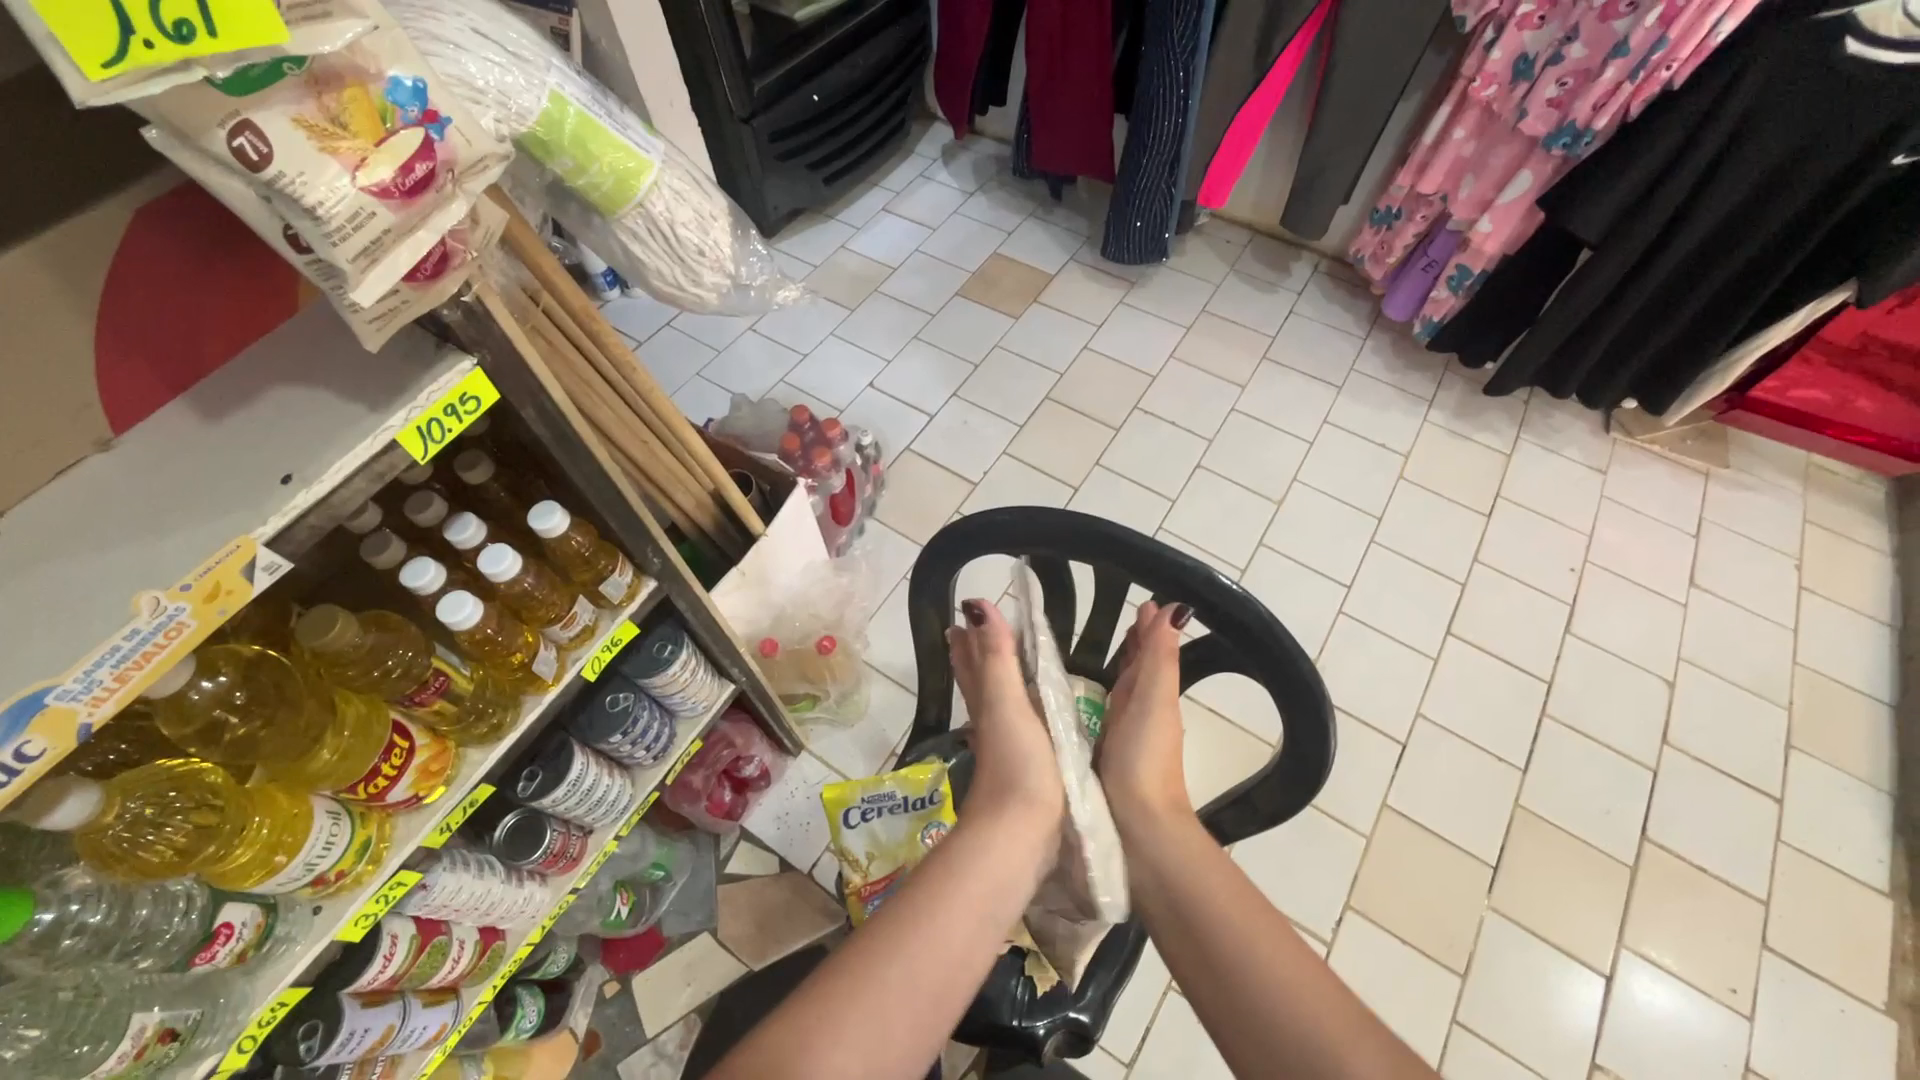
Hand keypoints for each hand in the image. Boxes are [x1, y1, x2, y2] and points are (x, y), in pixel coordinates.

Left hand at [949, 599, 1064, 833]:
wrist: (1021, 834)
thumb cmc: (1016, 764)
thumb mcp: (1006, 703)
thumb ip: (997, 658)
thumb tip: (976, 605)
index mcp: (987, 705)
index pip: (973, 666)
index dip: (966, 644)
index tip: (956, 622)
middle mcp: (991, 725)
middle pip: (978, 686)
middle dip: (972, 662)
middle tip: (962, 637)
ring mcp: (1008, 752)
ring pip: (996, 709)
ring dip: (996, 688)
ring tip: (1002, 673)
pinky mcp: (1029, 775)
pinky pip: (1023, 734)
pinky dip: (1023, 719)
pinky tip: (1031, 726)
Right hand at [1096, 602, 1193, 828]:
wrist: (1139, 826)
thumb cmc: (1145, 759)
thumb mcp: (1154, 700)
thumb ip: (1159, 658)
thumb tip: (1176, 608)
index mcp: (1154, 695)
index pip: (1152, 652)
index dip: (1148, 628)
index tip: (1142, 601)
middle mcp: (1142, 711)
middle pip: (1139, 669)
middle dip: (1134, 644)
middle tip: (1122, 617)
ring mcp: (1124, 734)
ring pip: (1122, 690)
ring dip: (1116, 667)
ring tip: (1099, 648)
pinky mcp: (1103, 752)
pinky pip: (1103, 712)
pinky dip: (1098, 695)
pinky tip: (1080, 697)